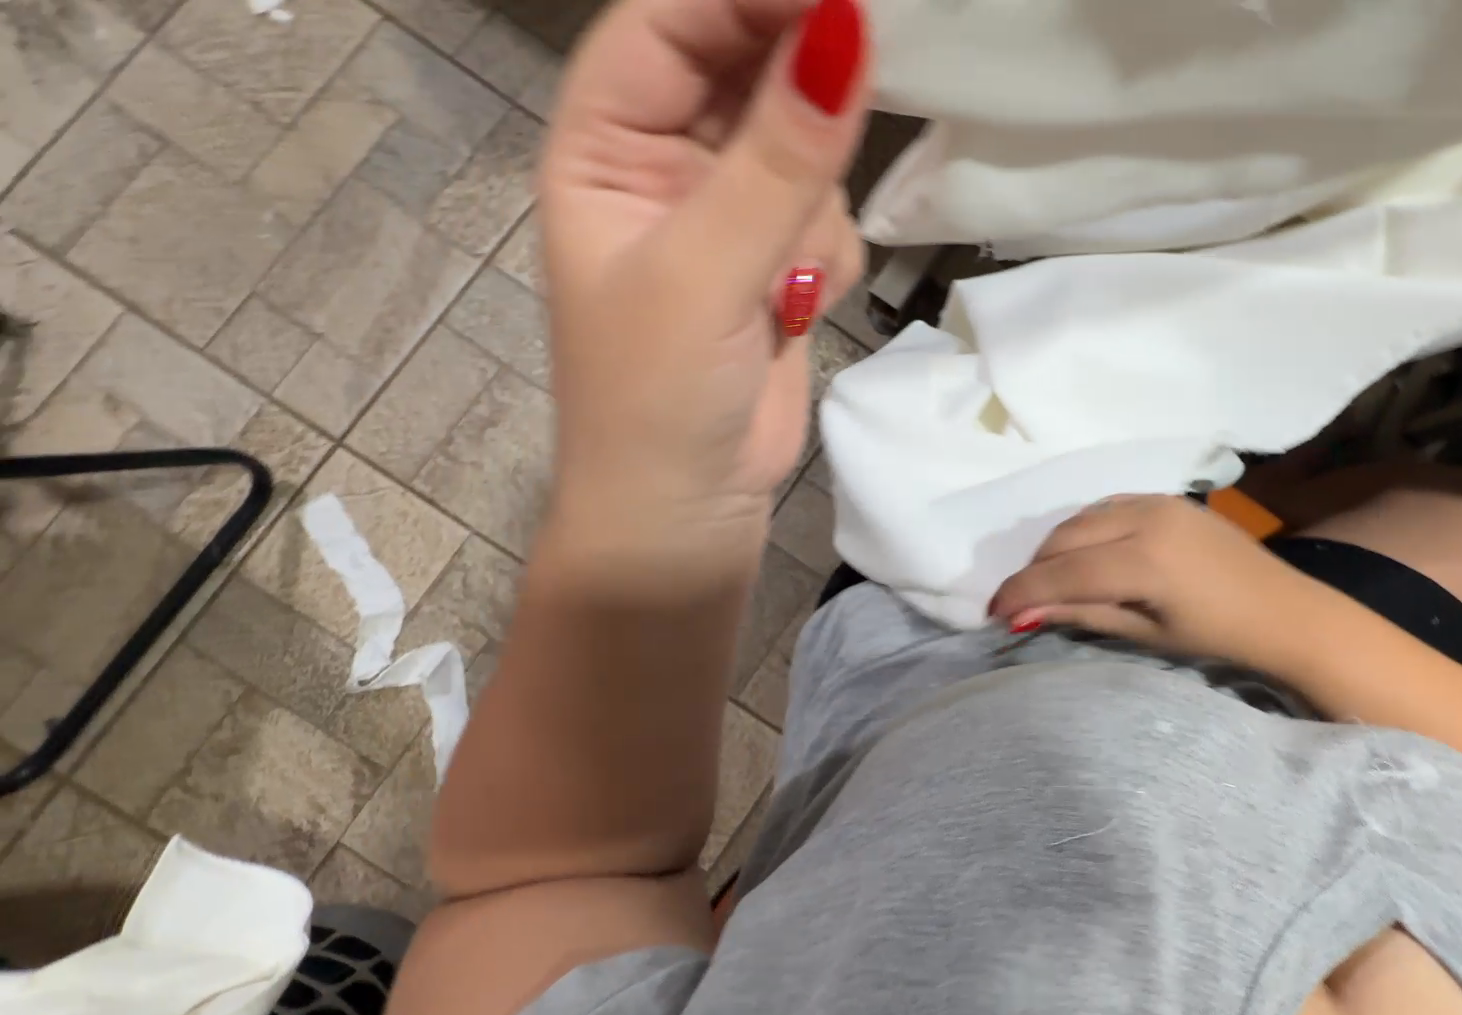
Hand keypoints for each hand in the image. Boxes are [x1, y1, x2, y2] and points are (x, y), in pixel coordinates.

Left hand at [537, 0, 868, 582]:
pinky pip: (828, 215)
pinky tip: (801, 310)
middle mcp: (663, 166)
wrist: (686, 513)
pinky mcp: (776, 264)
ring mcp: (727, 215)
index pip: (670, 23)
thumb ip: (776, 161)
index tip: (841, 0)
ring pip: (803, 148)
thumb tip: (848, 31)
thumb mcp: (704, 275)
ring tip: (785, 284)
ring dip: (813, 205)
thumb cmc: (656, 402)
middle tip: (855, 99)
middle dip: (799, 96)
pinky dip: (829, 255)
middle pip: (744, 71)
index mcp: (603, 146)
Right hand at [989, 495, 1306, 664]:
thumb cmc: (1217, 635)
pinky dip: (1083, 530)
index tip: (992, 612)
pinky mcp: (1166, 497)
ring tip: (1050, 581)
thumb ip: (1081, 614)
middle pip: (1063, 538)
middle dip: (1034, 570)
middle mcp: (1145, 518)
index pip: (1062, 572)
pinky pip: (1105, 507)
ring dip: (1056, 549)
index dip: (1021, 592)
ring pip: (1080, 518)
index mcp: (1144, 560)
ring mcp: (1157, 501)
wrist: (1282, 610)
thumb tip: (1021, 614)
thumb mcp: (1145, 632)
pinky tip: (1084, 555)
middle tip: (1020, 602)